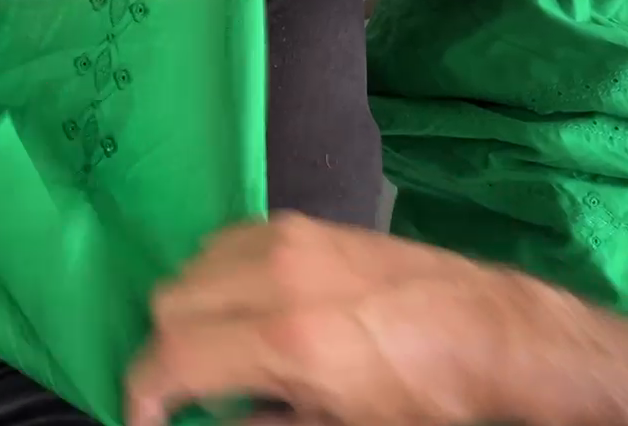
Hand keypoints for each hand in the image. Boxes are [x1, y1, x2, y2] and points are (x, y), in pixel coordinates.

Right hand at [126, 214, 600, 425]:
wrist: (484, 330)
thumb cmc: (421, 399)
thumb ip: (261, 423)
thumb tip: (206, 417)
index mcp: (288, 338)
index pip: (174, 353)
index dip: (143, 390)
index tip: (144, 415)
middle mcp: (274, 274)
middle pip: (169, 299)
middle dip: (165, 349)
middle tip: (190, 388)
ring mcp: (284, 237)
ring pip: (192, 264)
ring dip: (190, 309)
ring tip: (222, 346)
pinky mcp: (296, 221)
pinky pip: (224, 241)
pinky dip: (215, 276)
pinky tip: (246, 305)